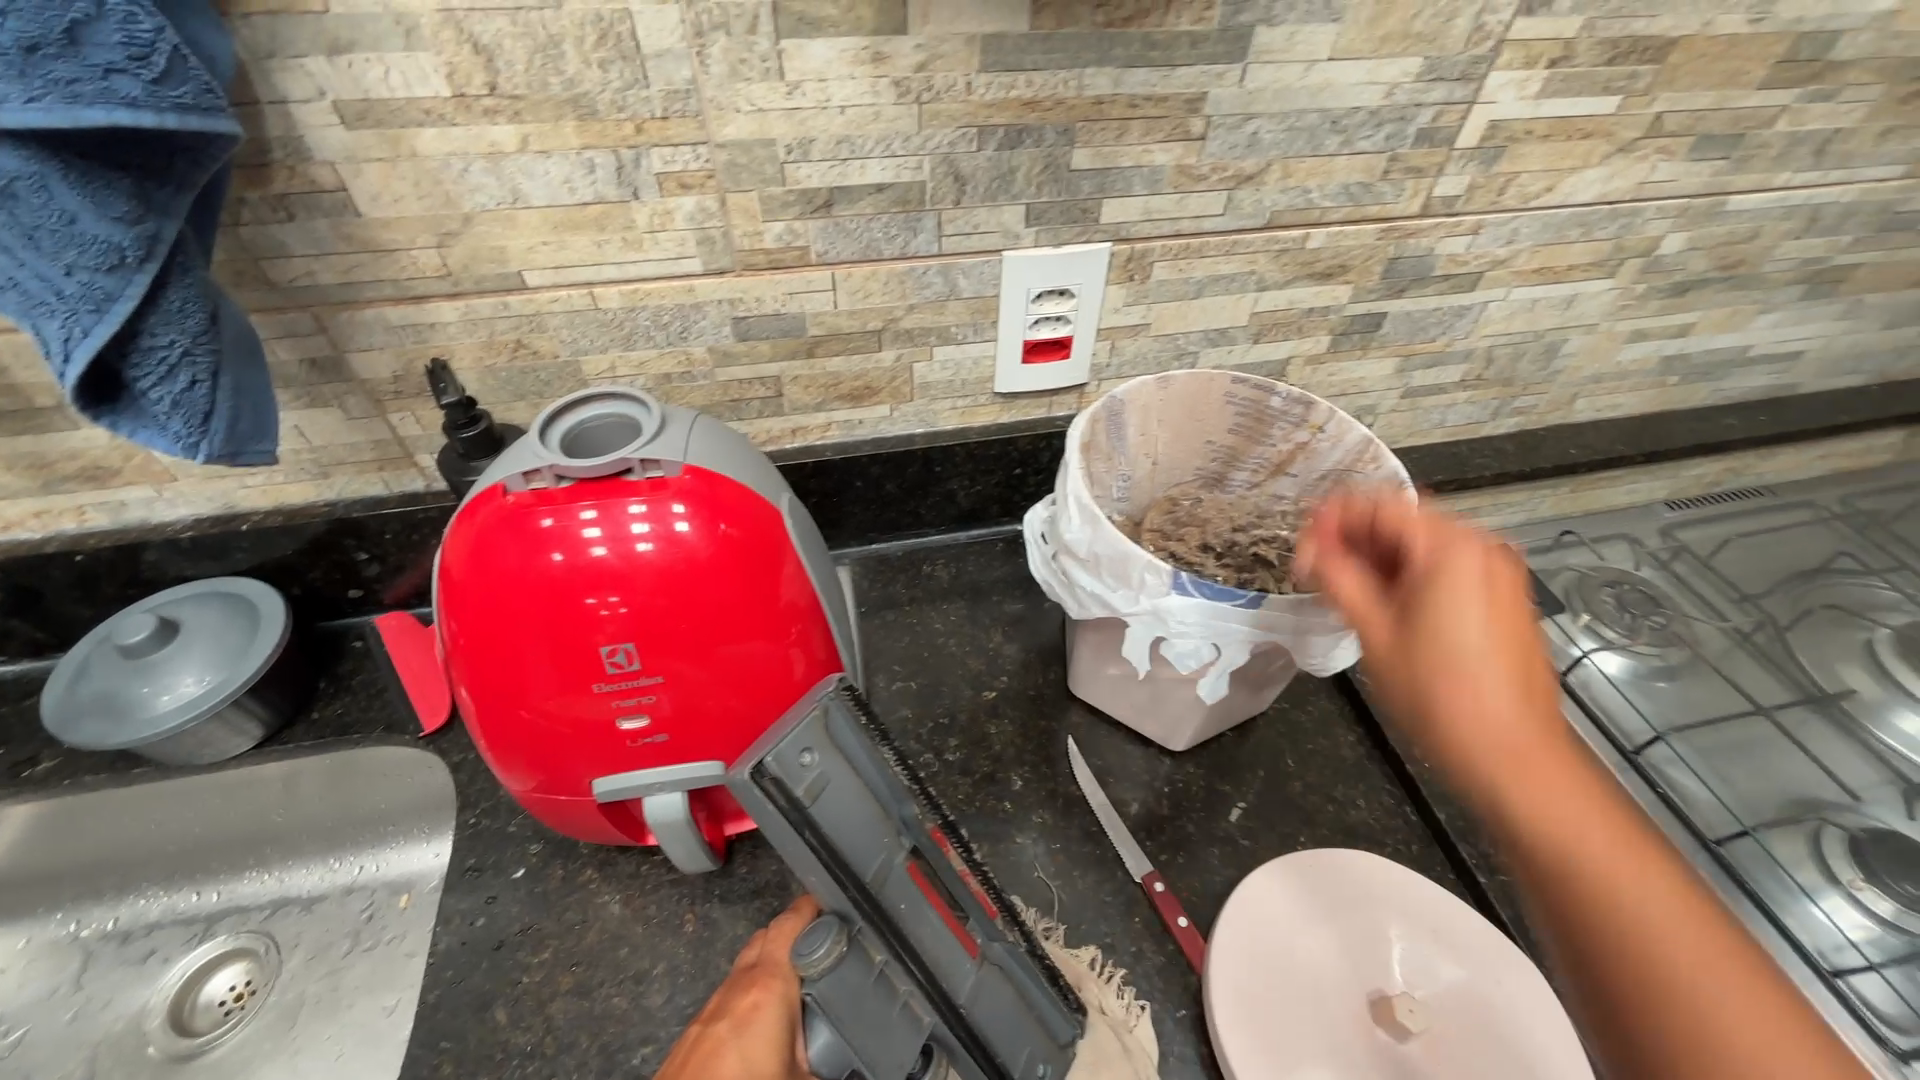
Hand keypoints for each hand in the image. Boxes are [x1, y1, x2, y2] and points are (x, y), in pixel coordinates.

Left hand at [657, 895, 820, 1079]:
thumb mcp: (804, 1076)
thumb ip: (829, 1055)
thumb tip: (851, 1059)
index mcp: (769, 985)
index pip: (790, 923)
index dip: (812, 908)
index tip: (835, 907)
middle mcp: (737, 985)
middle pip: (767, 937)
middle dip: (794, 934)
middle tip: (824, 948)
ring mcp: (711, 1006)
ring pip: (746, 966)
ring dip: (770, 966)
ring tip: (799, 989)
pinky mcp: (694, 1030)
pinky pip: (729, 995)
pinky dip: (750, 994)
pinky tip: (764, 1024)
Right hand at [1295, 494, 1573, 811]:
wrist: (1511, 753)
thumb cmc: (1437, 694)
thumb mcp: (1373, 631)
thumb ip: (1337, 577)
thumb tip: (1311, 548)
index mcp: (1450, 547)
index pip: (1380, 505)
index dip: (1333, 516)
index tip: (1302, 538)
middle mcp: (1481, 548)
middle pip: (1404, 523)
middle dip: (1354, 538)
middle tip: (1314, 566)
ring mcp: (1498, 574)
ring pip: (1424, 548)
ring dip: (1378, 559)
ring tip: (1340, 588)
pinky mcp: (1503, 600)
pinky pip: (1446, 570)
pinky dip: (1409, 576)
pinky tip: (1381, 605)